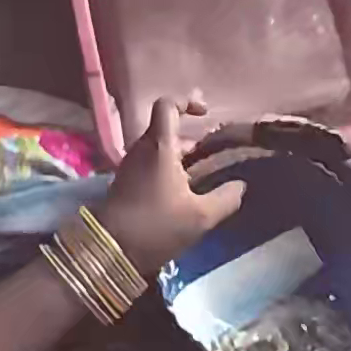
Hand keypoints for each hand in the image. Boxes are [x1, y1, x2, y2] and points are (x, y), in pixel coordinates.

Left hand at [97, 98, 247, 272]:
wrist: (111, 249)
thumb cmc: (157, 226)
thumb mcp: (201, 217)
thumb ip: (225, 198)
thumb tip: (240, 185)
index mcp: (159, 146)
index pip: (167, 105)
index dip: (186, 102)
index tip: (205, 115)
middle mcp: (142, 149)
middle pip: (167, 129)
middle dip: (193, 138)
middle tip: (217, 153)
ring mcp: (131, 164)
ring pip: (159, 147)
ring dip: (182, 155)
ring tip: (206, 174)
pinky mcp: (126, 181)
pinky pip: (151, 163)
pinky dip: (170, 168)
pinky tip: (186, 190)